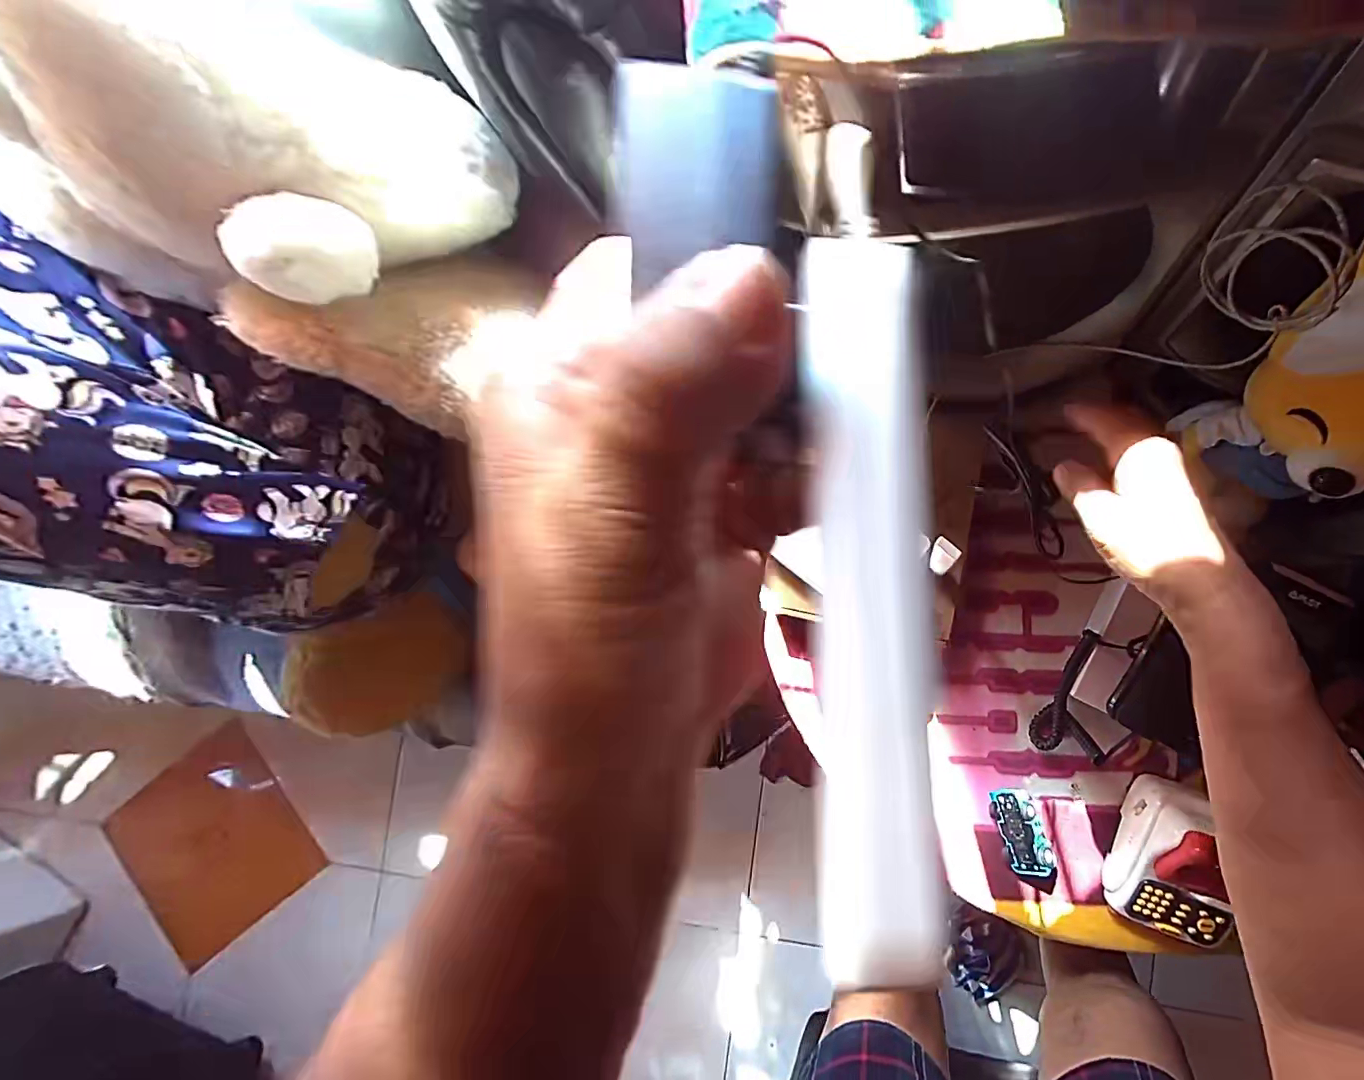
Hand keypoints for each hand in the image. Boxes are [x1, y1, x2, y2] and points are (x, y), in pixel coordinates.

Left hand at [470, 238, 794, 773]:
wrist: (621, 750)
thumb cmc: (593, 637)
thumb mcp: (618, 507)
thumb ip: (667, 390)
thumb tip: (753, 277)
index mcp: (562, 378)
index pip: (640, 270)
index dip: (711, 273)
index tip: (780, 315)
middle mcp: (615, 403)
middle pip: (716, 328)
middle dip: (773, 361)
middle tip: (800, 411)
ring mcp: (674, 454)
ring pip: (760, 389)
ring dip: (795, 424)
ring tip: (785, 484)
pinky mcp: (720, 500)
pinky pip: (780, 450)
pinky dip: (801, 473)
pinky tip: (786, 518)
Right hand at [1052, 403, 1236, 613]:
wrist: (1201, 581)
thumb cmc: (1147, 546)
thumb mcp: (1100, 517)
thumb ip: (1079, 486)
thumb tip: (1063, 465)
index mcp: (1139, 451)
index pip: (1107, 421)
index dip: (1083, 414)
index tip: (1065, 409)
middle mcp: (1163, 452)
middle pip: (1130, 423)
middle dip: (1104, 418)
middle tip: (1079, 418)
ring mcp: (1178, 470)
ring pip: (1141, 440)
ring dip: (1118, 435)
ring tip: (1096, 438)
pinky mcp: (1184, 490)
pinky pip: (1149, 456)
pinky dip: (1129, 452)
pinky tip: (1119, 466)